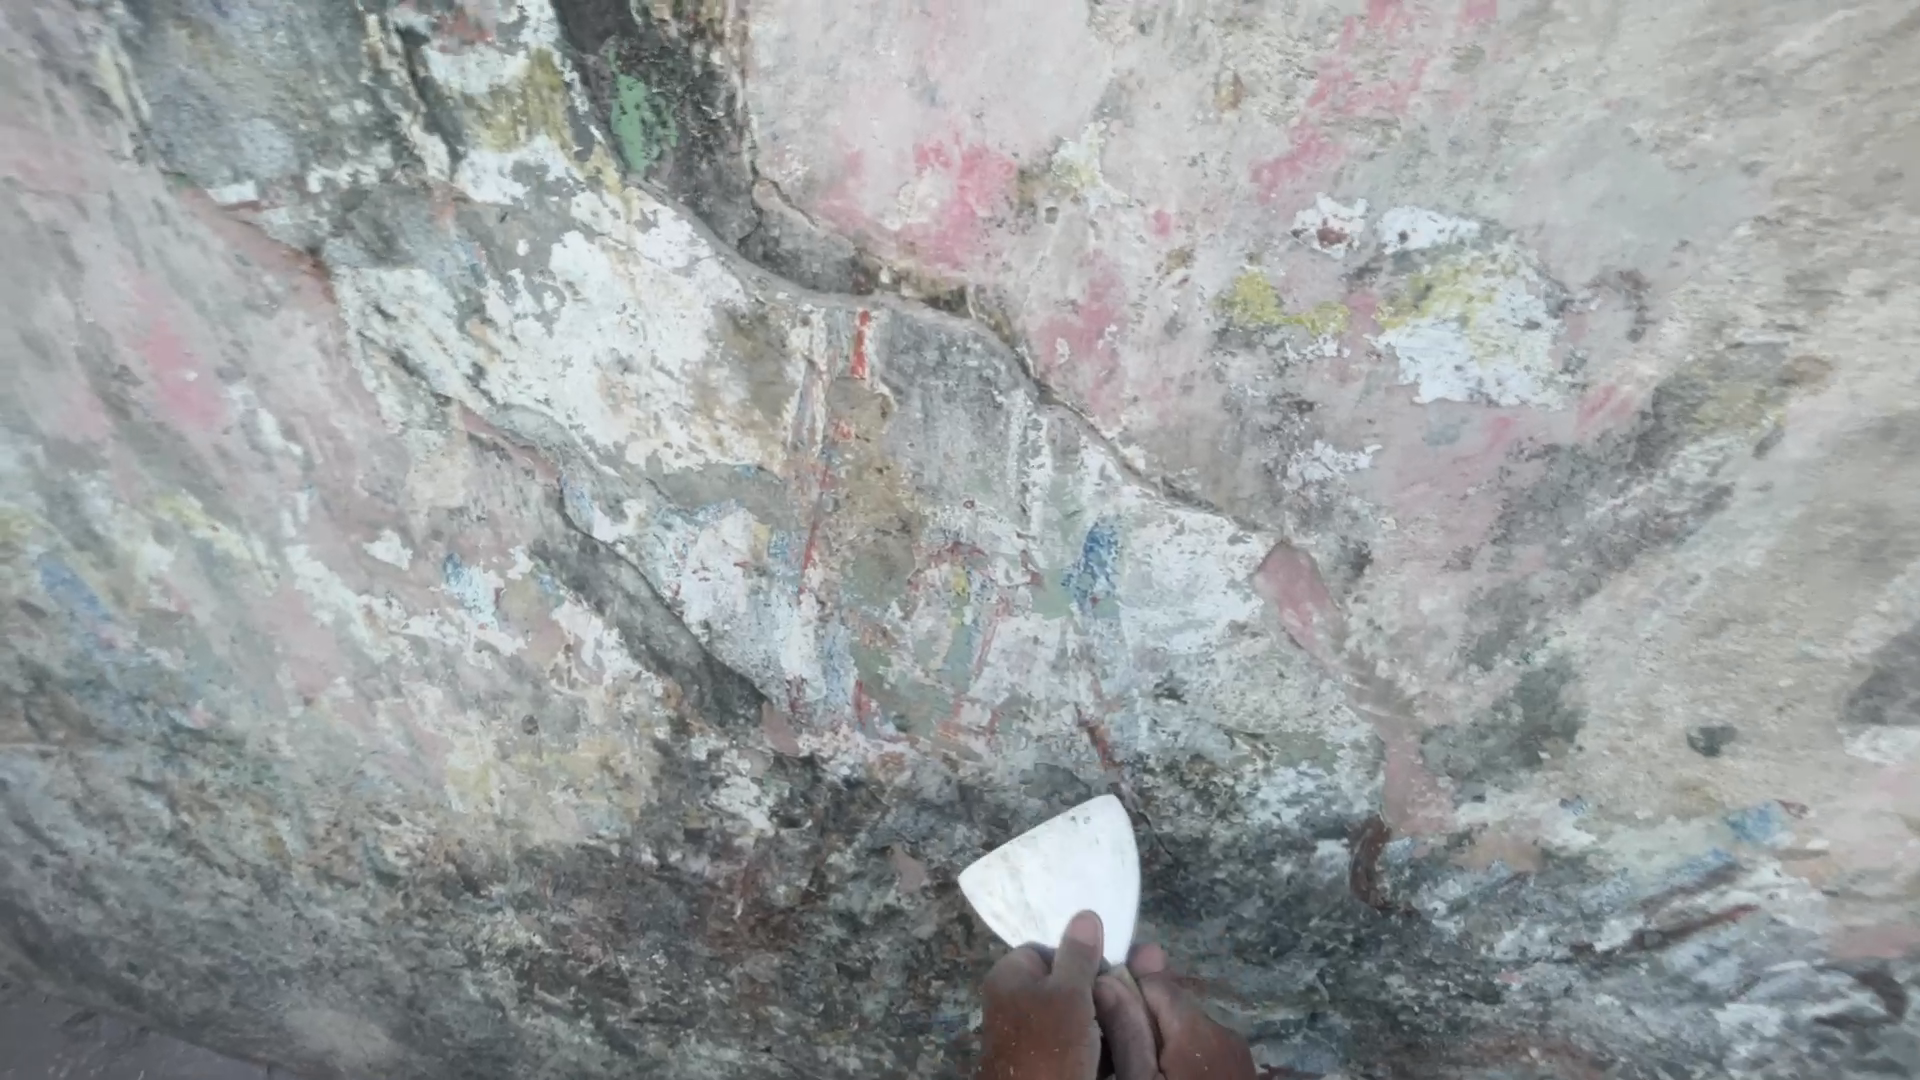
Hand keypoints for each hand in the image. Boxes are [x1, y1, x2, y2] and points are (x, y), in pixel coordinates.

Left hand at [978, 911, 1108, 1079]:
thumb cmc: (1047, 1049)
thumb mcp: (1068, 994)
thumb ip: (1079, 955)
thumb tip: (1086, 914)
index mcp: (1009, 976)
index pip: (1047, 949)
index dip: (1078, 958)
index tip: (1103, 973)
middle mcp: (1013, 1002)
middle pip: (1064, 983)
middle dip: (1093, 993)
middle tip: (1118, 1003)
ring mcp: (1028, 1038)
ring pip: (1073, 1016)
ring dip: (1098, 1023)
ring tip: (1117, 1031)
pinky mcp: (1045, 1066)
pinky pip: (1074, 1045)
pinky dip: (1093, 1049)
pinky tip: (1110, 1056)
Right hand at [1096, 944, 1255, 1079]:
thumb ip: (1126, 1030)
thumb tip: (1104, 977)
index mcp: (1196, 1025)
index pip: (1152, 980)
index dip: (1123, 990)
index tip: (1101, 1006)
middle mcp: (1221, 1029)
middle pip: (1169, 1002)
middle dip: (1143, 1014)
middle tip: (1116, 1039)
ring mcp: (1237, 1054)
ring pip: (1185, 1027)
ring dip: (1162, 1036)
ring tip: (1141, 1060)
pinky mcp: (1241, 1072)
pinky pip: (1202, 1049)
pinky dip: (1182, 1055)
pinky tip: (1168, 1071)